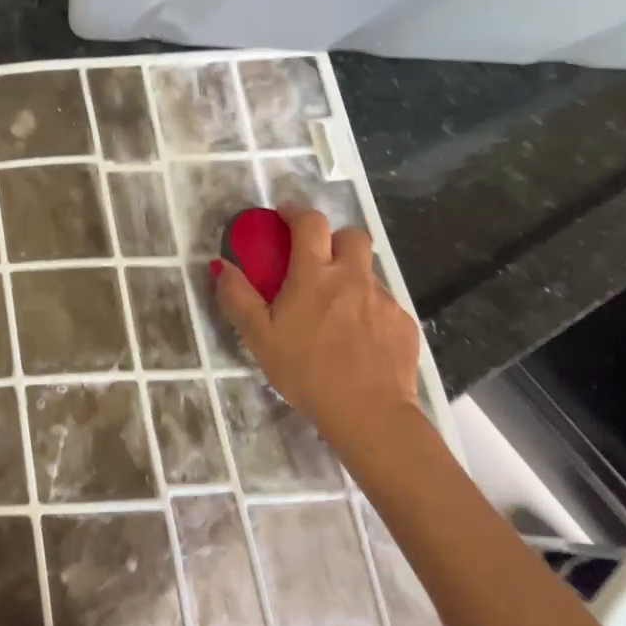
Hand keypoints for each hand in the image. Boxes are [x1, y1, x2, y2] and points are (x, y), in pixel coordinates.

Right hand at [213, 206, 421, 445]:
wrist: (369, 413)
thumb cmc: (305, 371)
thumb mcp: (258, 336)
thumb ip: (237, 297)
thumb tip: (222, 266)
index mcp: (315, 275)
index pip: (311, 223)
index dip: (296, 211)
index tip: (284, 215)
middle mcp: (353, 278)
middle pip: (353, 236)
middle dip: (334, 238)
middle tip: (316, 260)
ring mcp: (384, 301)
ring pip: (368, 273)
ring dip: (350, 279)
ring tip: (334, 311)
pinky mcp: (404, 325)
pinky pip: (383, 305)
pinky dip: (367, 311)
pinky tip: (356, 340)